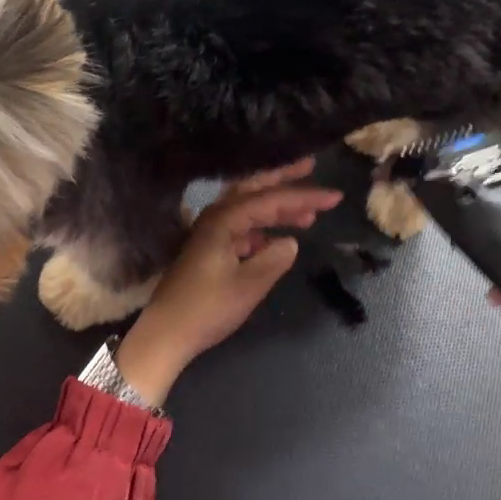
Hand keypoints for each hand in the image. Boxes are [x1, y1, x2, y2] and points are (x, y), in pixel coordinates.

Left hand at [113, 159, 340, 406]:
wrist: (167, 333)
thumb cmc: (206, 308)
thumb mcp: (247, 286)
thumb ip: (273, 260)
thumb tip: (290, 242)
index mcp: (224, 219)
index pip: (270, 200)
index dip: (303, 197)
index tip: (333, 196)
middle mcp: (217, 216)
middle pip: (255, 189)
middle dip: (284, 179)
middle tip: (311, 166)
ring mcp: (212, 231)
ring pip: (250, 207)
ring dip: (277, 206)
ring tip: (308, 213)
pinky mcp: (212, 247)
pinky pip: (244, 225)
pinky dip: (264, 226)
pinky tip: (280, 238)